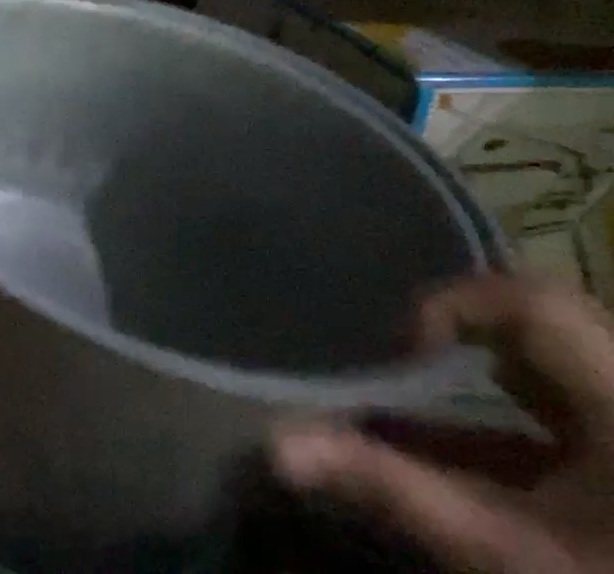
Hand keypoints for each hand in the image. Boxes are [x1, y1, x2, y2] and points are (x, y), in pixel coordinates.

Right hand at [272, 276, 613, 573]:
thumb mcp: (503, 549)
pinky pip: (574, 426)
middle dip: (459, 355)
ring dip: (479, 399)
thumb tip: (275, 444)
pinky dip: (513, 439)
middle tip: (401, 384)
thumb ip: (389, 488)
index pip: (534, 301)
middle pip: (543, 336)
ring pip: (558, 383)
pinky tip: (464, 471)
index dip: (455, 305)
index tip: (402, 355)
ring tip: (409, 428)